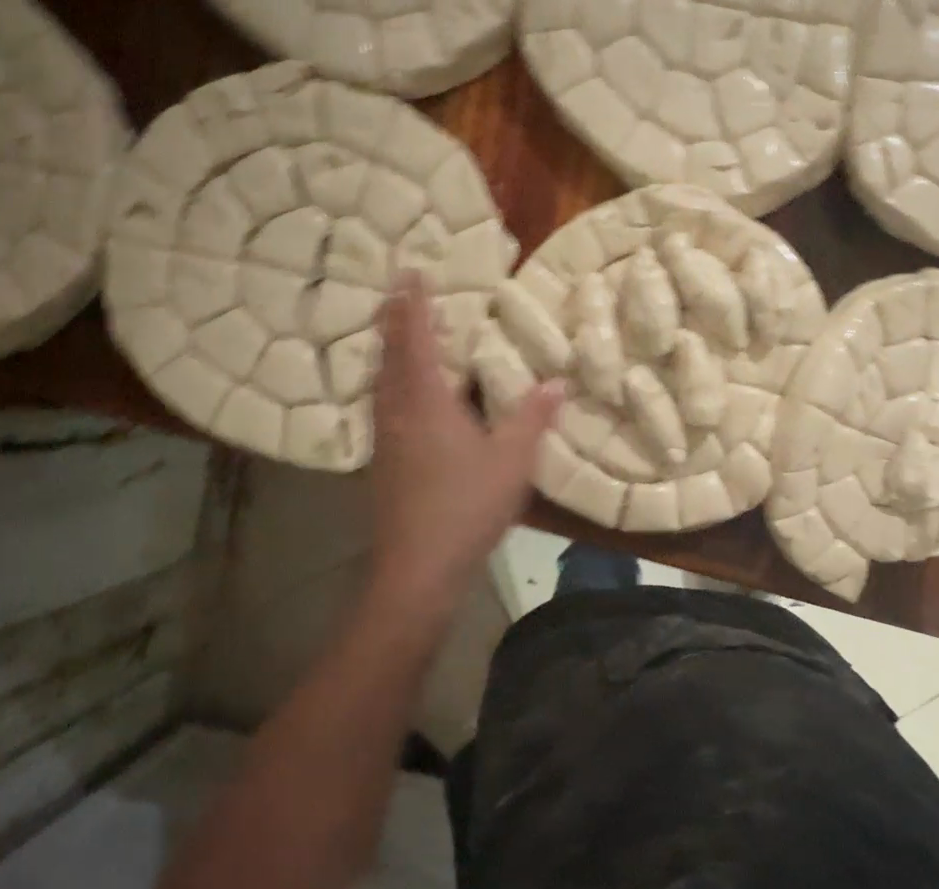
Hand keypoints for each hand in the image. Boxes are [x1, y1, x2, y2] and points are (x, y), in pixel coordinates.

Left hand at [363, 273, 562, 605]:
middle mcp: (396, 410)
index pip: (417, 338)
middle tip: (398, 295)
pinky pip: (382, 406)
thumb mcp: (512, 460)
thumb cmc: (467, 505)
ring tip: (397, 337)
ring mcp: (384, 439)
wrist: (418, 565)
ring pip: (381, 381)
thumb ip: (533, 417)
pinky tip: (401, 400)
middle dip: (394, 321)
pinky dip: (390, 384)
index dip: (415, 304)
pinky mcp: (382, 463)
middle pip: (389, 354)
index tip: (412, 272)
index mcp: (426, 400)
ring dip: (388, 352)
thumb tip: (557, 382)